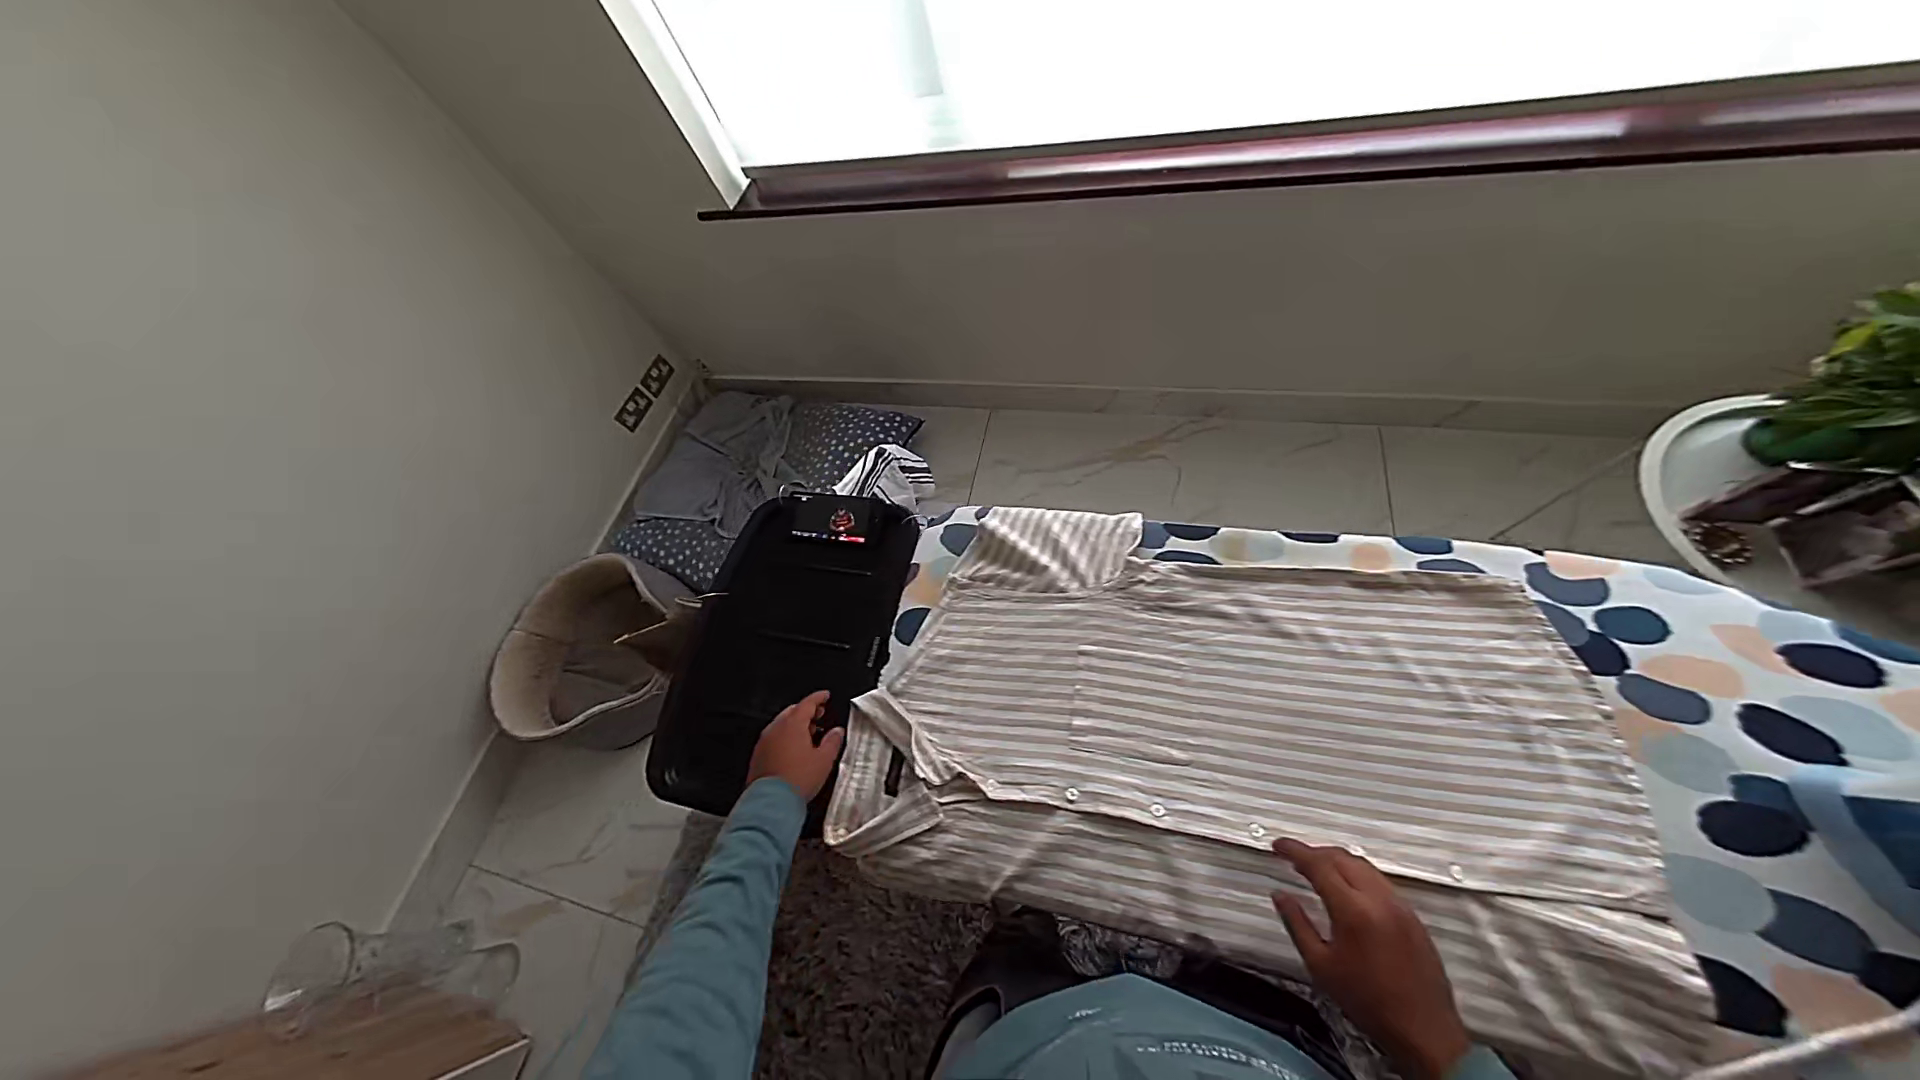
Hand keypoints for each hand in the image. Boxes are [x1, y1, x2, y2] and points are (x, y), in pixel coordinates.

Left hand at [746, 690, 844, 800]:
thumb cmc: (796, 781)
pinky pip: (774, 737)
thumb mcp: (824, 760)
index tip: (825, 696)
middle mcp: (776, 729)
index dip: (818, 697)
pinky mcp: (758, 755)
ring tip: (809, 734)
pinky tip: (794, 749)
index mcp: (792, 724)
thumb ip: (833, 741)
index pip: (807, 703)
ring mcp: (765, 741)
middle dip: (807, 710)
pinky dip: (785, 737)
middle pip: (793, 711)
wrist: (771, 802)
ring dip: (796, 724)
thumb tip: (837, 732)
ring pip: (782, 724)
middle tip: (819, 714)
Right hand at [1271, 839, 1471, 1079]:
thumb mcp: (1321, 965)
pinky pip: (1379, 881)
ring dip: (1336, 861)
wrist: (1425, 1034)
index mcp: (1353, 910)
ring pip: (1363, 865)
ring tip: (1318, 870)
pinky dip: (1356, 874)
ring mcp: (1400, 907)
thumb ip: (1297, 924)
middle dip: (1314, 852)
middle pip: (1341, 858)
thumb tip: (1279, 895)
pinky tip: (1347, 889)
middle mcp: (1379, 900)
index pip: (1318, 864)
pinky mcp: (1413, 917)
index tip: (1277, 845)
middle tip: (1294, 858)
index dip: (1294, 850)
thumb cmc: (1367, 1002)